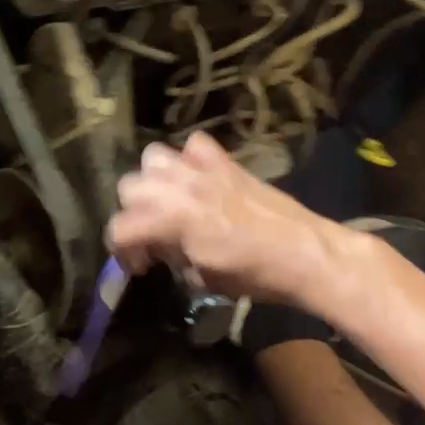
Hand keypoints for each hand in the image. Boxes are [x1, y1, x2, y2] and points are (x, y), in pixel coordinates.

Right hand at [108, 132, 368, 309]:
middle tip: (152, 235)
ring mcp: (202, 170)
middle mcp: (179, 187)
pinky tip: (197, 179)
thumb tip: (160, 249)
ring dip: (153, 180)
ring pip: (153, 158)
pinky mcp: (226, 163)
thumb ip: (170, 256)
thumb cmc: (252, 276)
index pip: (120, 228)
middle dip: (133, 213)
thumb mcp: (200, 279)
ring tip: (168, 201)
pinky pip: (193, 146)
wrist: (304, 254)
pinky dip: (190, 159)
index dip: (121, 251)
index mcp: (170, 220)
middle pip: (128, 188)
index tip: (140, 266)